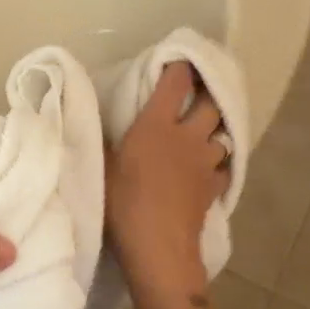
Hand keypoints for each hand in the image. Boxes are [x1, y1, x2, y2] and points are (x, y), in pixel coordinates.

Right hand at [106, 62, 230, 295]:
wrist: (158, 246)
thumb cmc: (123, 202)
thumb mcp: (101, 167)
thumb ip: (100, 140)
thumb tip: (86, 119)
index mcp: (157, 124)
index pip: (176, 83)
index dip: (179, 68)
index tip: (176, 61)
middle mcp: (188, 136)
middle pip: (212, 104)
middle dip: (207, 94)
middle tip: (197, 91)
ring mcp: (206, 163)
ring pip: (223, 135)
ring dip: (215, 129)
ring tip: (204, 131)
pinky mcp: (215, 188)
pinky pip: (223, 166)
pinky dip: (218, 162)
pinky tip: (208, 167)